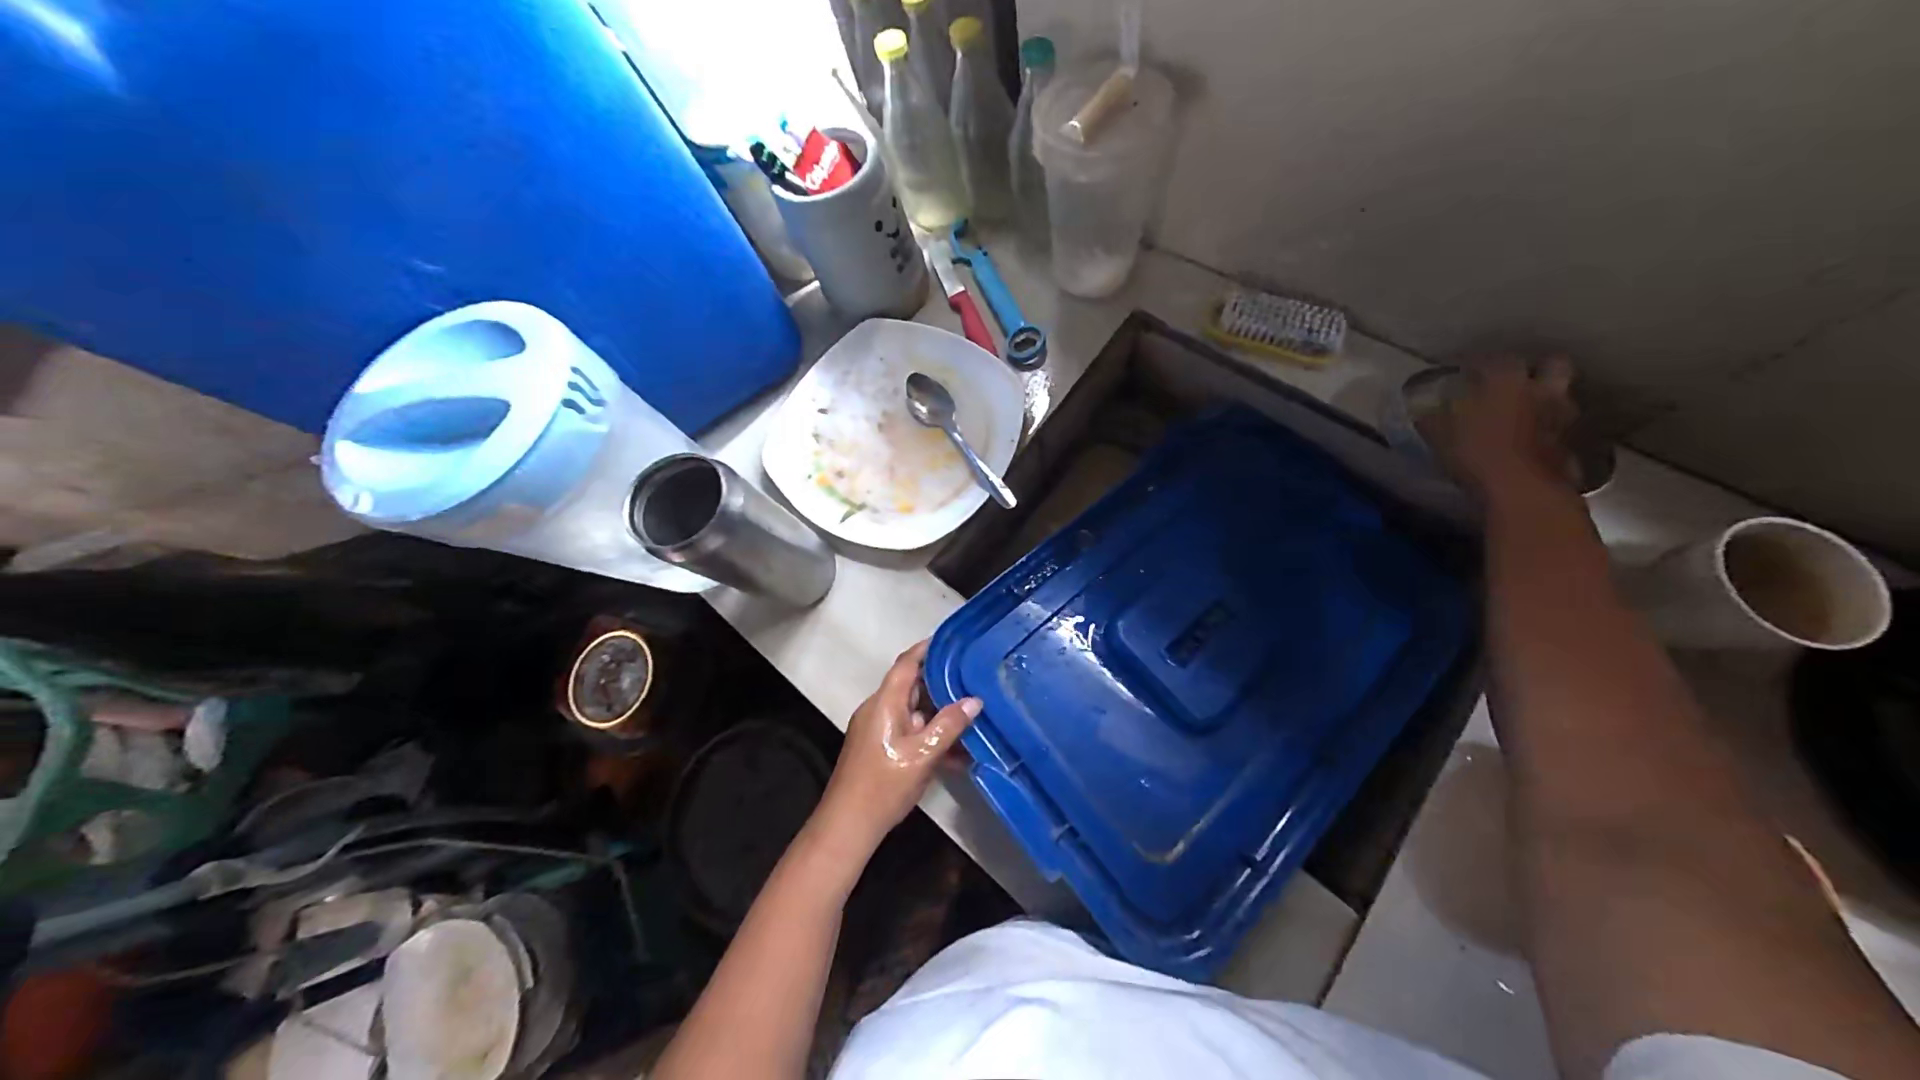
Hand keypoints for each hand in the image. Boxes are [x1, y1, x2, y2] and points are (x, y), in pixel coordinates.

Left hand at [814, 640, 979, 853]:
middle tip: (973, 679)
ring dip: (939, 715)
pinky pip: (908, 731)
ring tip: (973, 715)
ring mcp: (877, 730)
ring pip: (913, 712)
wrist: (848, 824)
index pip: (907, 663)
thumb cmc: (884, 785)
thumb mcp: (923, 755)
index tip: (953, 641)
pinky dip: (929, 735)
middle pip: (912, 686)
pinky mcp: (880, 749)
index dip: (928, 648)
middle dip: (942, 683)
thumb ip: (949, 725)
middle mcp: (878, 709)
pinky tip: (956, 752)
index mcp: (885, 702)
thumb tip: (974, 700)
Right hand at [1423, 356, 1581, 497]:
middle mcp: (1542, 390)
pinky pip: (1561, 428)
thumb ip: (1432, 420)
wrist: (1524, 491)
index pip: (1493, 359)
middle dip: (1535, 370)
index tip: (1462, 371)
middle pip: (1551, 365)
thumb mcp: (1439, 437)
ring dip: (1545, 402)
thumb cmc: (1476, 454)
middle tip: (1513, 383)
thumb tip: (1423, 412)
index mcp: (1507, 380)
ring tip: (1523, 416)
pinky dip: (1549, 431)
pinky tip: (1531, 443)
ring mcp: (1564, 416)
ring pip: (1559, 397)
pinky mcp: (1574, 444)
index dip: (1476, 363)